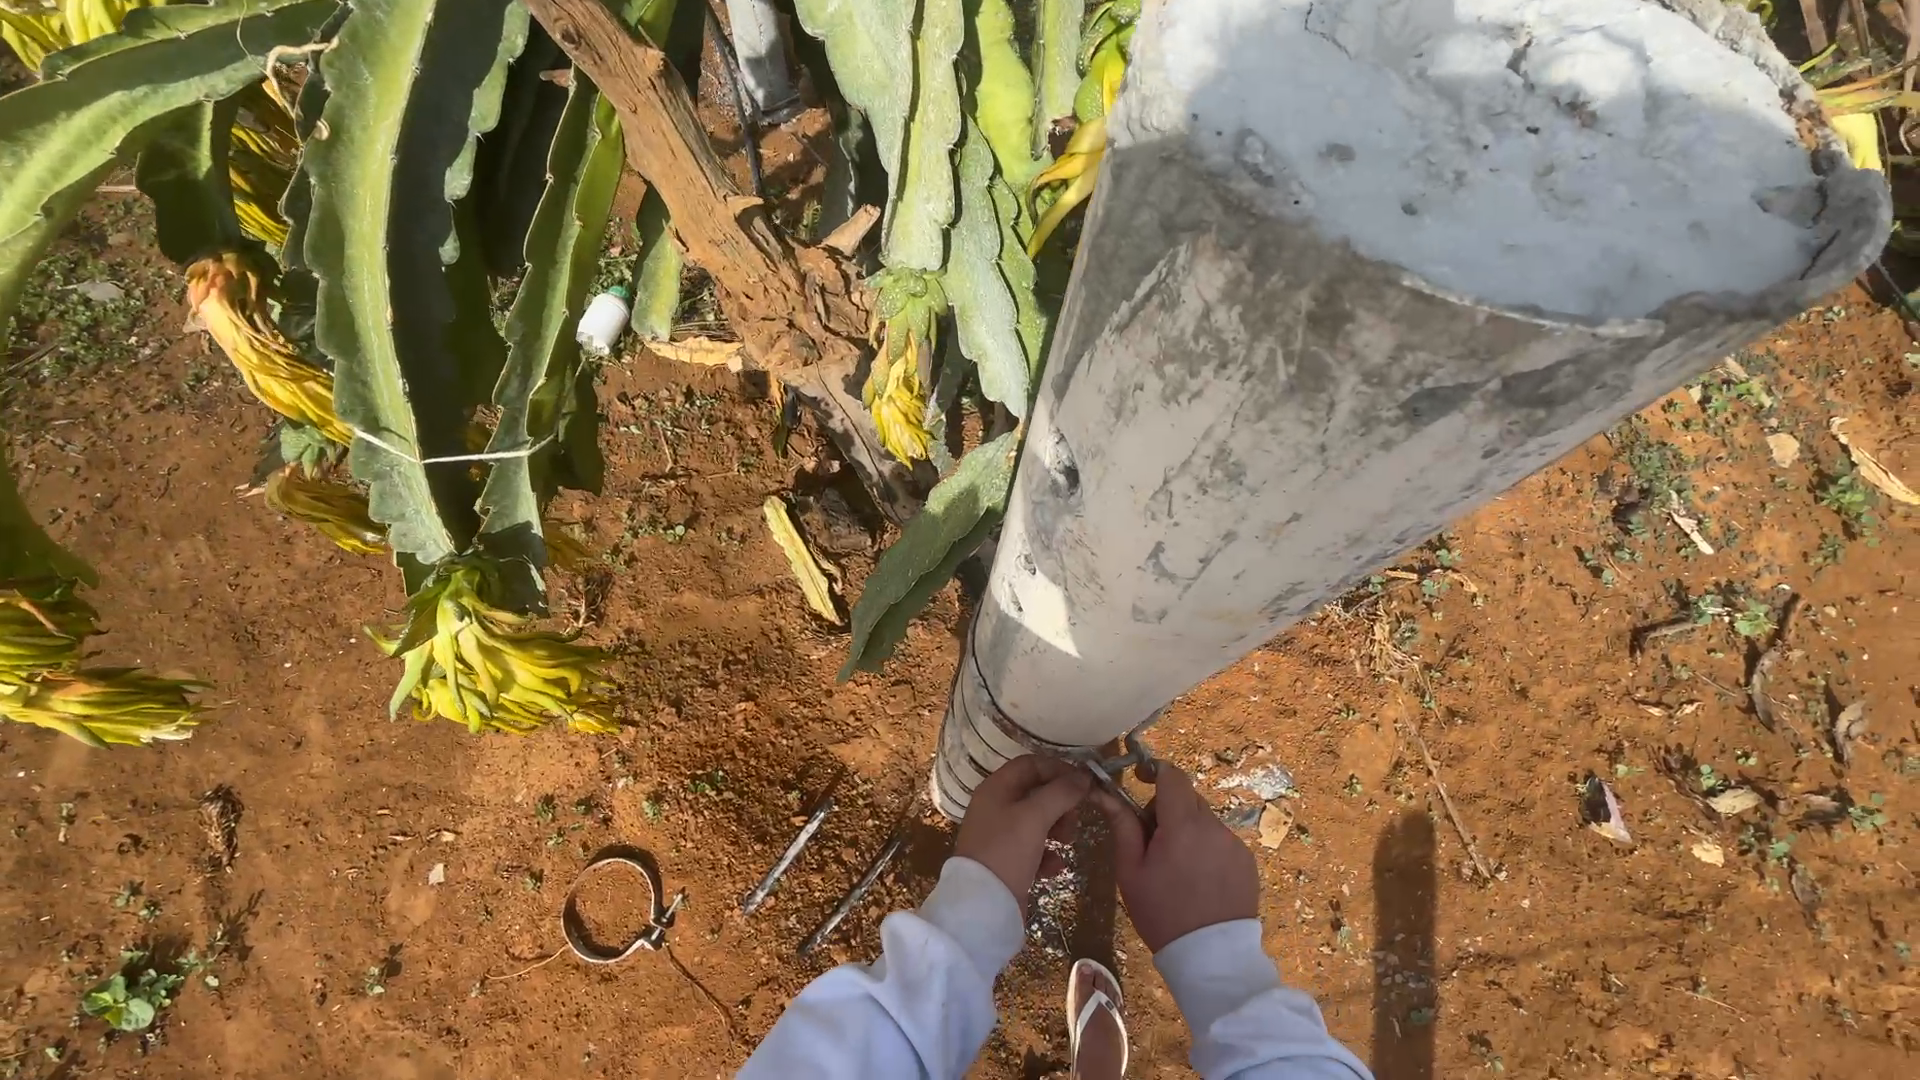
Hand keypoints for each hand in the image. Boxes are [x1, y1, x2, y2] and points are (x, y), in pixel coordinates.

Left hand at [953, 755, 1092, 914]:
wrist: (982, 907)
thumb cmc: (1006, 851)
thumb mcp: (1035, 817)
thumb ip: (1060, 792)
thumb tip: (1083, 776)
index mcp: (996, 788)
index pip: (1031, 764)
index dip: (1058, 770)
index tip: (1083, 784)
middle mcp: (995, 807)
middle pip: (1036, 792)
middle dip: (1060, 804)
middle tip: (1074, 820)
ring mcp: (999, 835)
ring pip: (1037, 820)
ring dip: (1057, 828)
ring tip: (1067, 843)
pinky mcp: (1006, 861)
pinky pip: (1033, 848)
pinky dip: (1047, 854)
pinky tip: (1054, 867)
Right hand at [1096, 762, 1258, 951]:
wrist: (1212, 959)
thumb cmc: (1162, 914)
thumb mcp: (1131, 871)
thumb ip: (1122, 825)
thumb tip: (1104, 793)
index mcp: (1182, 825)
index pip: (1172, 775)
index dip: (1154, 772)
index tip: (1140, 782)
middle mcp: (1213, 826)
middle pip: (1188, 797)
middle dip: (1168, 808)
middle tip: (1154, 841)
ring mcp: (1234, 844)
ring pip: (1204, 819)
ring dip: (1188, 829)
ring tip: (1178, 867)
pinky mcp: (1247, 862)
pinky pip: (1221, 840)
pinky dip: (1206, 847)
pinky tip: (1200, 880)